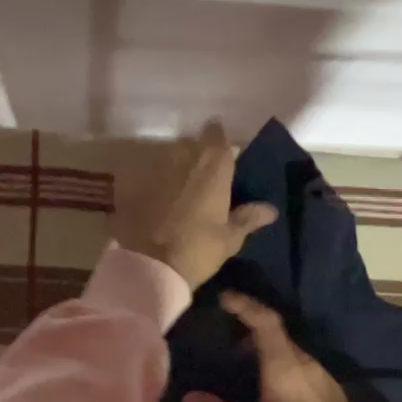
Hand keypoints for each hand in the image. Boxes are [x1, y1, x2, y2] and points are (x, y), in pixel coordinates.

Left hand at [112, 121, 276, 289]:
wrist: (151, 267)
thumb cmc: (198, 250)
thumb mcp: (229, 239)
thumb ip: (248, 218)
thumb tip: (271, 210)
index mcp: (213, 165)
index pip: (217, 134)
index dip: (218, 144)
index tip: (221, 159)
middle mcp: (183, 156)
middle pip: (190, 144)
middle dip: (195, 157)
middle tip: (200, 182)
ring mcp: (154, 168)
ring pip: (167, 158)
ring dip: (173, 171)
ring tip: (176, 195)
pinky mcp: (131, 183)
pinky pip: (145, 177)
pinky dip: (150, 186)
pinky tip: (153, 205)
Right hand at [182, 292, 371, 401]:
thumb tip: (189, 398)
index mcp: (284, 369)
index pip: (265, 322)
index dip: (245, 306)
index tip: (225, 300)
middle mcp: (307, 364)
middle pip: (279, 335)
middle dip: (254, 331)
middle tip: (229, 341)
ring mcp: (325, 376)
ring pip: (294, 352)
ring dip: (271, 350)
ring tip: (248, 365)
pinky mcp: (334, 391)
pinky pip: (306, 367)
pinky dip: (287, 365)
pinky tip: (275, 386)